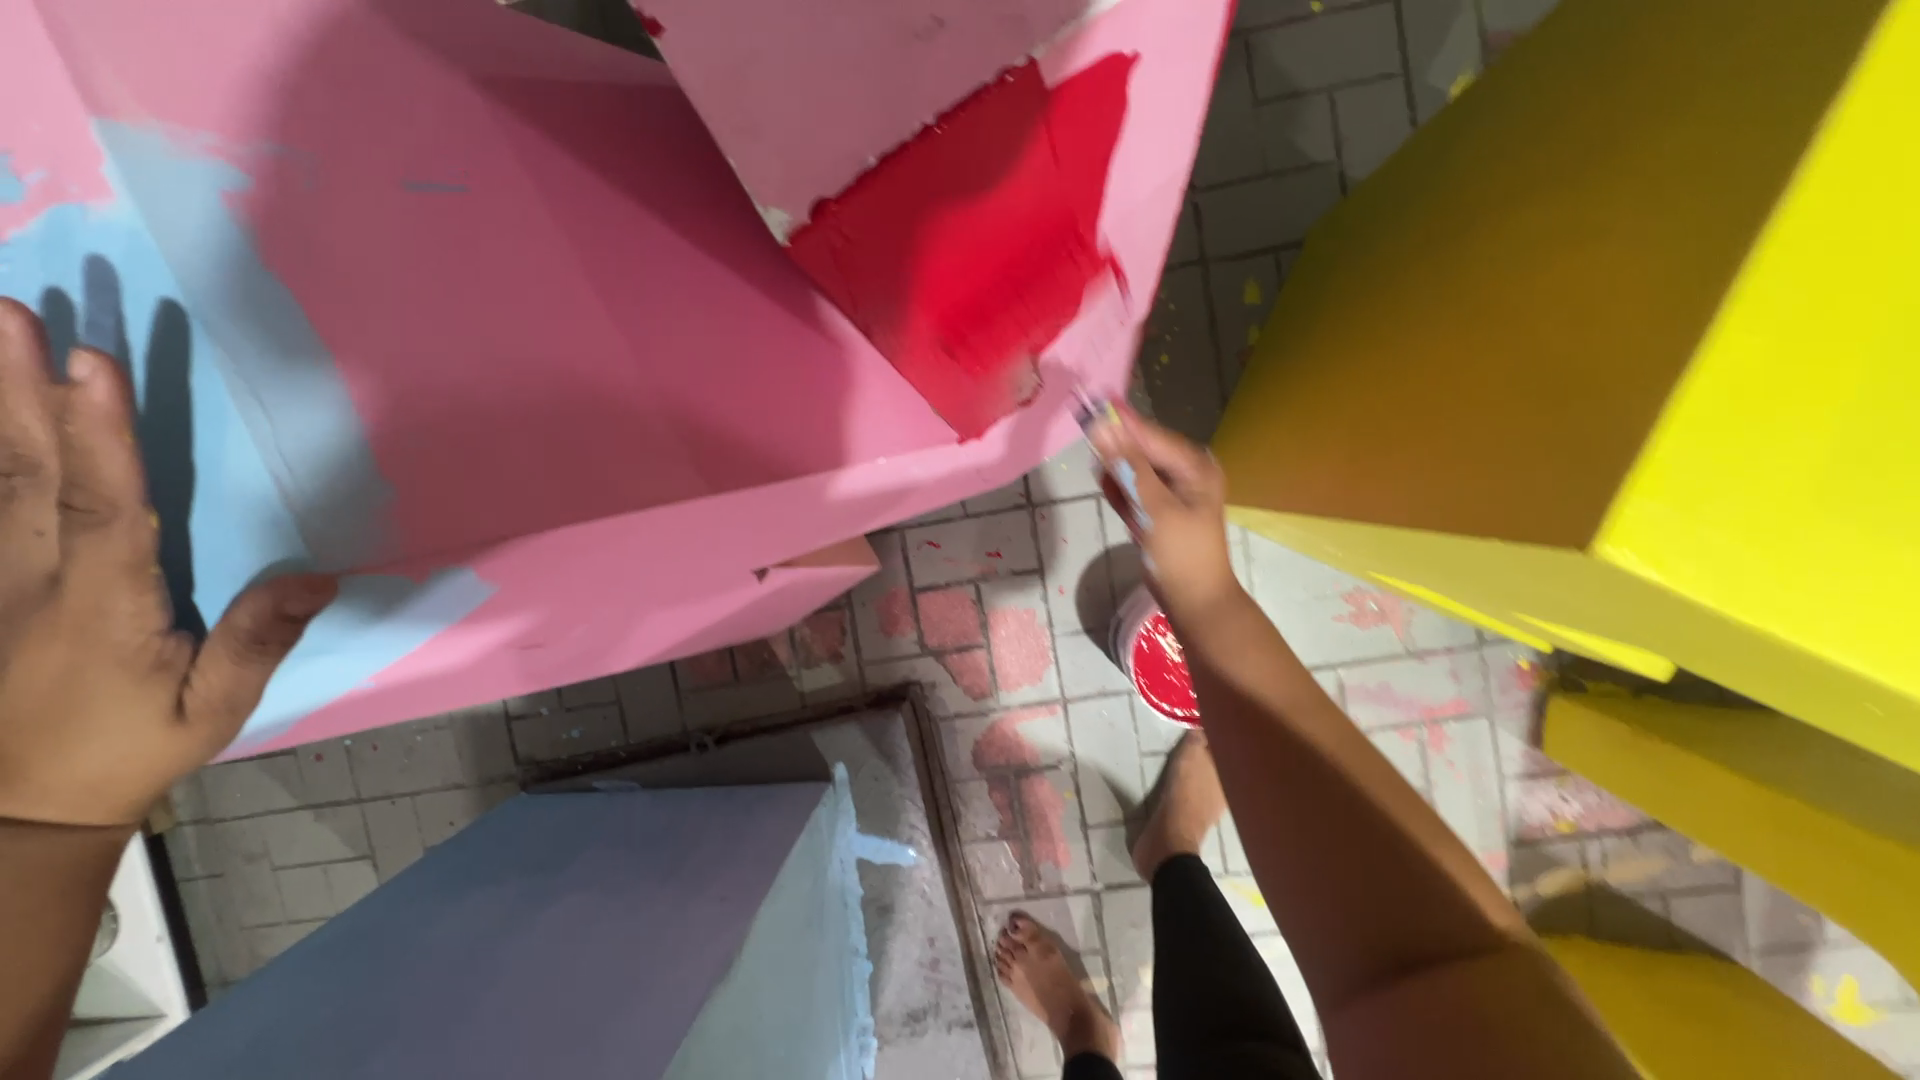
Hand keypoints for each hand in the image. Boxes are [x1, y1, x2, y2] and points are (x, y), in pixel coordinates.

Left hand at [0, 300, 335, 827]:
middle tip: (10, 310)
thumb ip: (257, 642)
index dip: (97, 434)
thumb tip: (320, 576)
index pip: (102, 506)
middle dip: (18, 392)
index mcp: (102, 605)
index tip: (89, 363)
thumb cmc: (129, 750)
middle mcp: (32, 579)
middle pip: (25, 473)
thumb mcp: (215, 709)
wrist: (17, 806)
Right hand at [1090, 406, 1242, 623]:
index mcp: (1194, 467)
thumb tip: (1103, 428)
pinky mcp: (1156, 511)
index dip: (1120, 426)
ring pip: (1132, 472)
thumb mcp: (1155, 508)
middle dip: (1119, 460)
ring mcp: (1170, 493)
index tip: (1088, 413)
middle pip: (1140, 452)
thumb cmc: (1181, 555)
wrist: (1194, 602)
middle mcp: (1185, 473)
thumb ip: (1128, 467)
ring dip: (1119, 483)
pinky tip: (1124, 513)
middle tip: (1104, 474)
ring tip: (1123, 506)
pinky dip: (1123, 498)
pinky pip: (1132, 492)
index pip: (1150, 436)